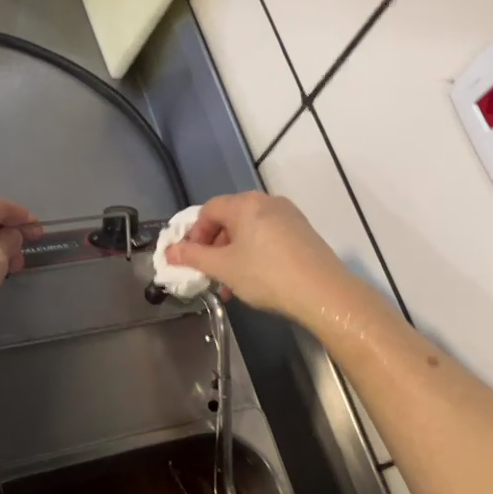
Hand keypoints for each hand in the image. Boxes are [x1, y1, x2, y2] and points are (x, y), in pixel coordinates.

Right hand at [163, 192, 353, 321]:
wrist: (322, 292)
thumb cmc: (265, 275)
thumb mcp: (223, 268)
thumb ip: (193, 257)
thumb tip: (170, 251)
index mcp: (245, 203)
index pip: (208, 210)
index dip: (193, 235)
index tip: (191, 260)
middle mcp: (267, 201)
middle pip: (229, 219)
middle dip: (214, 247)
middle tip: (210, 273)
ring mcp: (288, 215)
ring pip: (249, 231)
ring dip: (233, 255)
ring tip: (231, 284)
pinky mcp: (302, 232)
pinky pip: (268, 237)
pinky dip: (254, 254)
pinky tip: (255, 280)